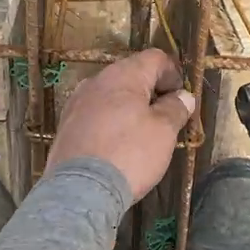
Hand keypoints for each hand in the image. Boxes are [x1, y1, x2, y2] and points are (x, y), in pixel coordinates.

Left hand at [47, 49, 196, 199]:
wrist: (81, 190)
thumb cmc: (129, 154)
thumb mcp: (163, 132)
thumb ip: (175, 109)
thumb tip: (183, 96)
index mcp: (123, 75)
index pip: (154, 58)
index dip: (173, 74)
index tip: (182, 99)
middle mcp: (96, 81)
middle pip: (131, 75)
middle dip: (151, 91)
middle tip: (166, 118)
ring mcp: (76, 103)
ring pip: (111, 95)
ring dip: (130, 107)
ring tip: (142, 134)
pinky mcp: (66, 126)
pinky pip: (95, 115)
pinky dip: (111, 122)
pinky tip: (117, 145)